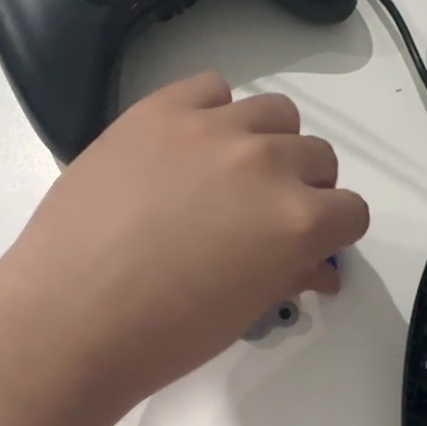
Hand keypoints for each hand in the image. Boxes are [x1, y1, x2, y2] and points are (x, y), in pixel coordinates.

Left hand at [0, 72, 370, 410]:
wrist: (74, 319)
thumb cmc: (169, 336)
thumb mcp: (245, 312)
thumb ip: (291, 276)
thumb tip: (318, 268)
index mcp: (298, 222)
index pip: (352, 212)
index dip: (335, 237)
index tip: (310, 252)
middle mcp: (267, 163)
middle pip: (319, 158)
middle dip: (307, 192)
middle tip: (268, 223)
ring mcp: (210, 128)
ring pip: (275, 115)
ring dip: (271, 147)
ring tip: (233, 182)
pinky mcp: (157, 111)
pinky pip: (212, 89)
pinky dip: (217, 115)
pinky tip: (194, 152)